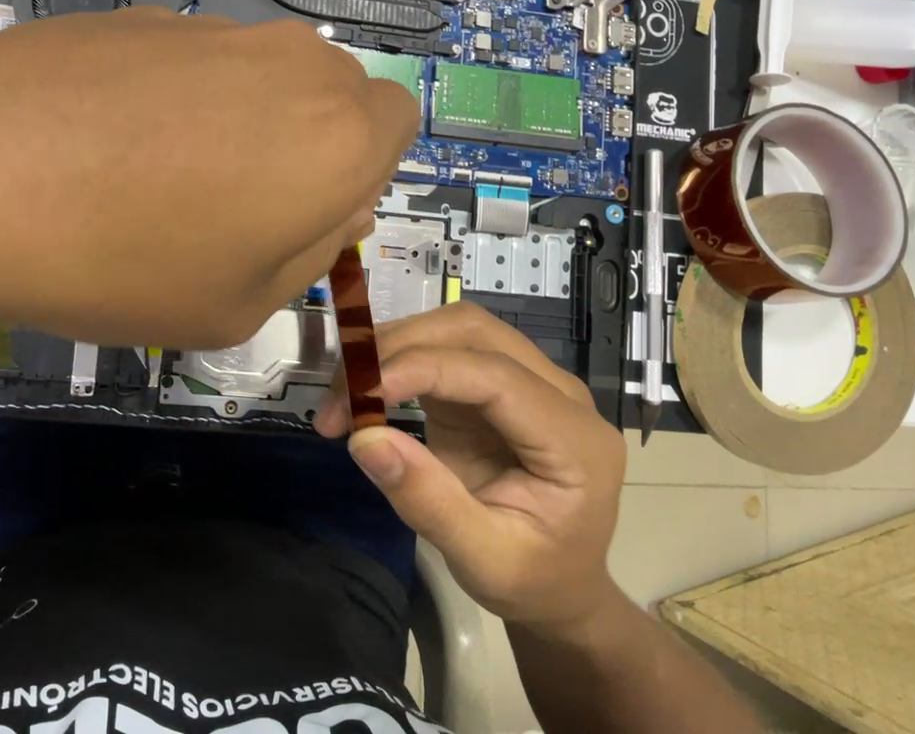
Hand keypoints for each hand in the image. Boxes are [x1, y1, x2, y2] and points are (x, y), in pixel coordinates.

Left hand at [0, 7, 417, 351]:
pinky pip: (183, 62)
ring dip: (229, 124)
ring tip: (143, 182)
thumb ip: (311, 251)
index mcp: (337, 132)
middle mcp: (286, 60)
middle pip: (326, 97)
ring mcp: (205, 27)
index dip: (353, 179)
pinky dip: (163, 100)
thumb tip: (332, 204)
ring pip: (252, 76)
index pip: (394, 129)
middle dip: (300, 149)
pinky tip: (91, 146)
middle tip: (223, 212)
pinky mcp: (133, 16)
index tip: (295, 220)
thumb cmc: (116, 262)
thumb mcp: (238, 308)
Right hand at [315, 303, 626, 629]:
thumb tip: (364, 439)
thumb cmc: (532, 579)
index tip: (358, 394)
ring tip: (344, 392)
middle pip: (474, 332)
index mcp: (575, 441)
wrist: (560, 586)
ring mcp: (529, 381)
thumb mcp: (484, 561)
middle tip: (339, 394)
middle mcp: (560, 394)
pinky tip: (364, 390)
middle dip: (398, 348)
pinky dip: (397, 359)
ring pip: (455, 328)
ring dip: (393, 346)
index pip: (496, 375)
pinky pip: (443, 347)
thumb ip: (429, 502)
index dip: (423, 369)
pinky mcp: (494, 383)